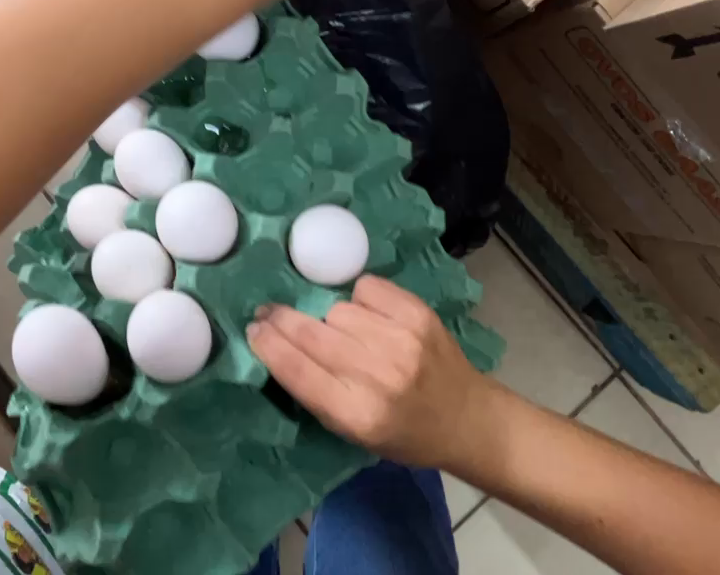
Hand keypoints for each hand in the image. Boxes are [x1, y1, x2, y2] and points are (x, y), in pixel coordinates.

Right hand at [246, 275, 499, 470]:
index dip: (268, 345)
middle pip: (311, 333)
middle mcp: (378, 376)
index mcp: (357, 415)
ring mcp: (400, 341)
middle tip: (267, 312)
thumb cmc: (403, 432)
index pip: (297, 371)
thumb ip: (315, 390)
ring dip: (328, 315)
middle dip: (282, 319)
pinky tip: (366, 313)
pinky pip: (365, 287)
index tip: (253, 329)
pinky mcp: (417, 314)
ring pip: (336, 308)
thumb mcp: (352, 432)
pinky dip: (359, 296)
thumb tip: (275, 343)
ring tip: (338, 328)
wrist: (467, 418)